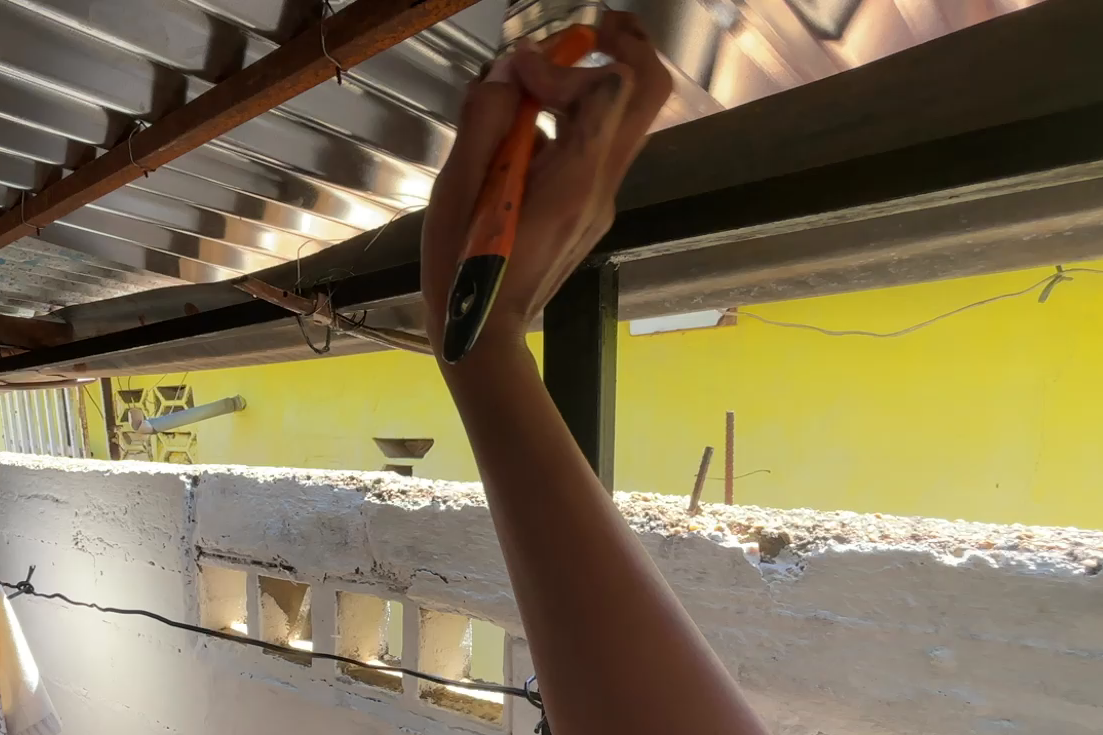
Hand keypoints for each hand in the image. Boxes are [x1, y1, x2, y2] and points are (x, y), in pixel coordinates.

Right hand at [421, 13, 671, 360]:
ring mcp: (598, 205)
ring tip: (539, 83)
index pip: (605, 91)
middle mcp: (599, 191)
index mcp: (572, 185)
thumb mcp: (456, 194)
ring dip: (590, 86)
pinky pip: (595, 152)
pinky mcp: (587, 215)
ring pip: (623, 121)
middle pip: (646, 94)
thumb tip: (506, 74)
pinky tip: (524, 139)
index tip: (515, 72)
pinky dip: (571, 125)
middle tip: (584, 29)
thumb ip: (483, 123)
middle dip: (621, 46)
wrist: (483, 336)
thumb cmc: (462, 273)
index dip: (562, 65)